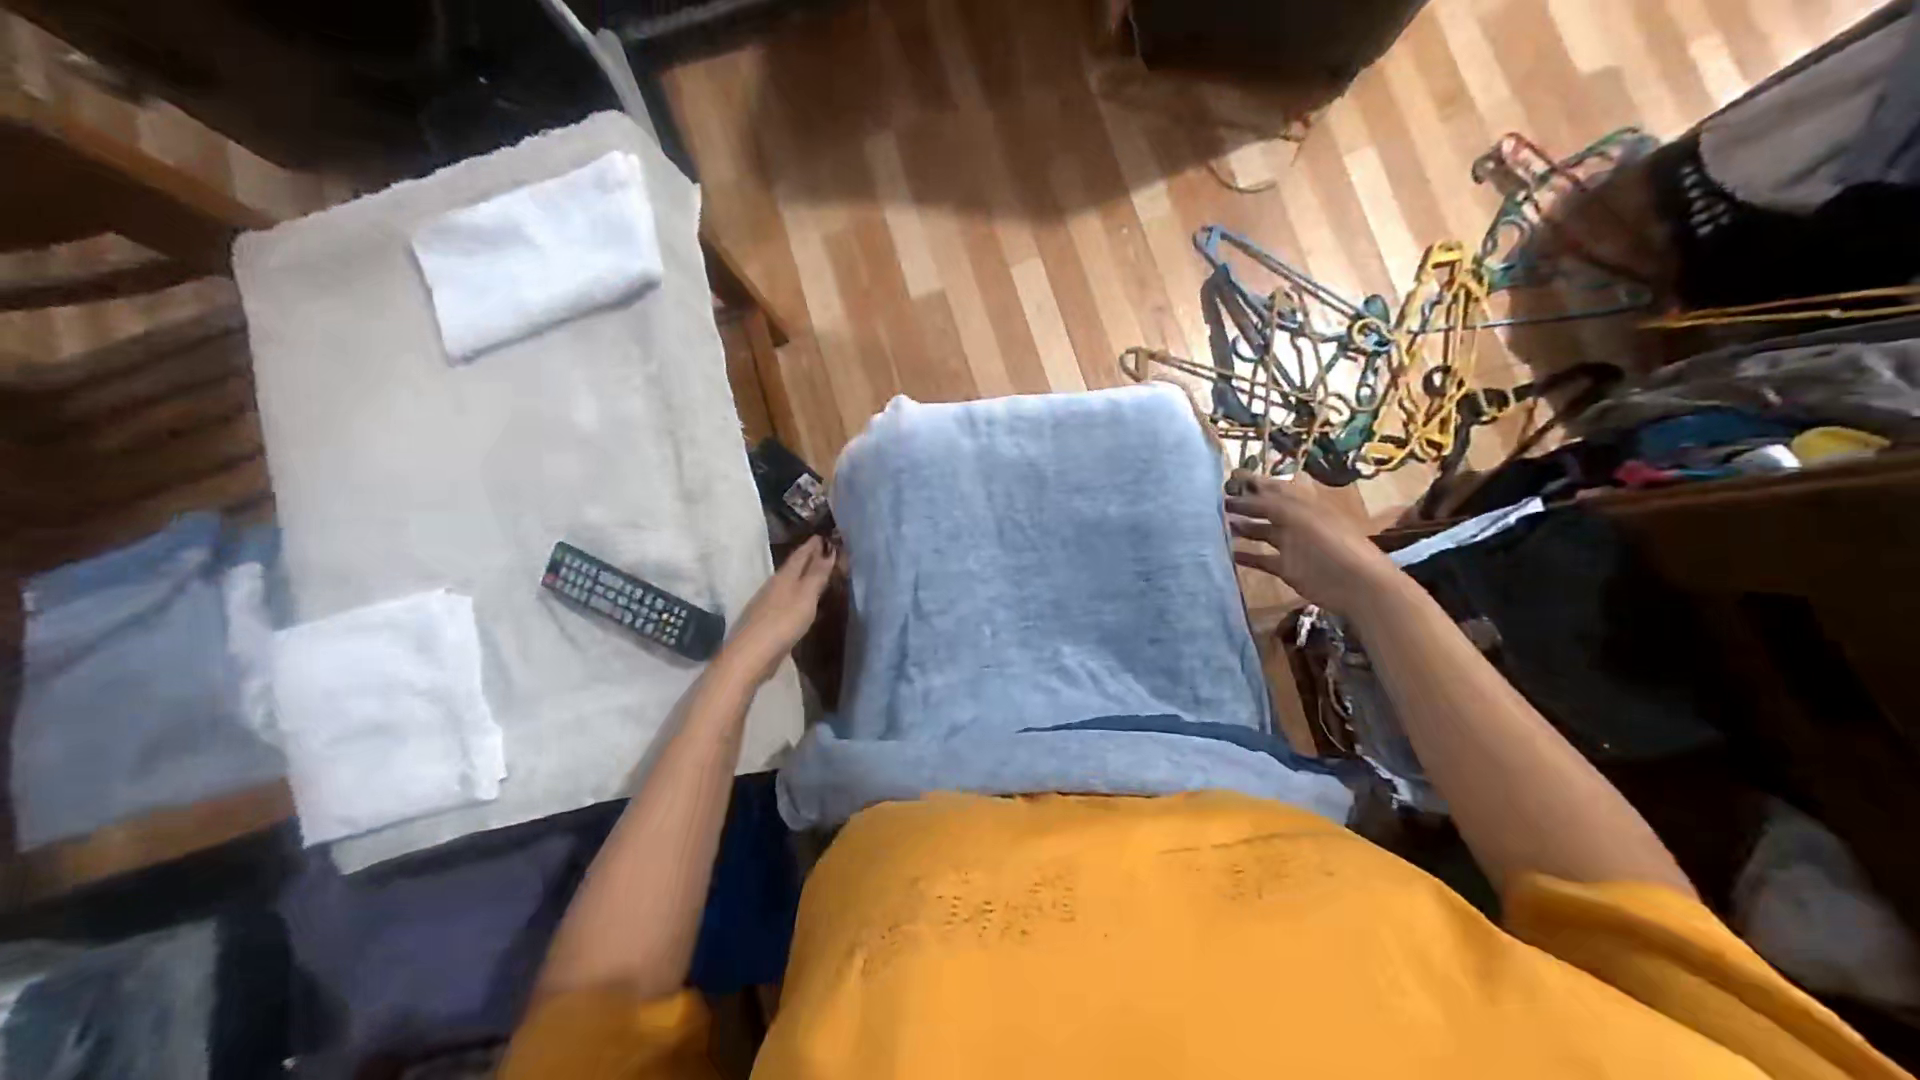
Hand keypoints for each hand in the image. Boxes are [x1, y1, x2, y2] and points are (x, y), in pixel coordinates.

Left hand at [723, 535, 837, 681]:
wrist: (750, 655)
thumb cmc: (782, 622)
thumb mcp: (806, 596)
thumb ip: (817, 574)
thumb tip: (829, 549)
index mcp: (784, 577)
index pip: (800, 555)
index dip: (812, 545)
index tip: (823, 535)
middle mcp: (774, 586)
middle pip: (793, 567)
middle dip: (807, 557)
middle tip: (821, 550)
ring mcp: (767, 604)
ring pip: (788, 583)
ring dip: (801, 576)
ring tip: (814, 573)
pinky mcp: (766, 621)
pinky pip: (785, 599)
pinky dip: (796, 594)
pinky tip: (800, 601)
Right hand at [1225, 472, 1405, 616]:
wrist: (1357, 585)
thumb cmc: (1330, 544)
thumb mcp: (1299, 517)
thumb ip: (1269, 504)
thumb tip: (1241, 495)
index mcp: (1303, 504)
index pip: (1273, 487)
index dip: (1252, 482)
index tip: (1227, 478)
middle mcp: (1295, 521)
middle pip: (1265, 508)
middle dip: (1243, 503)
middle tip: (1215, 501)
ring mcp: (1292, 546)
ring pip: (1262, 532)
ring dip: (1242, 528)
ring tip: (1217, 525)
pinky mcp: (1288, 568)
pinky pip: (1263, 559)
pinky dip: (1246, 556)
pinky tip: (1228, 554)